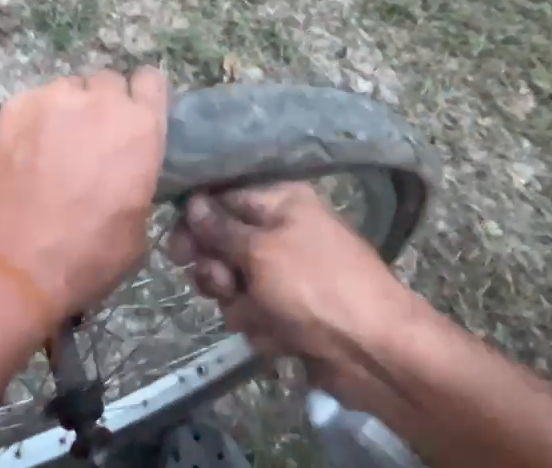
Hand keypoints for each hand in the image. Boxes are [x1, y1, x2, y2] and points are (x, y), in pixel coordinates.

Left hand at [0, 69, 168, 319]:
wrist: (9, 267)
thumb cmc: (85, 256)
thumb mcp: (137, 226)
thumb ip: (136, 178)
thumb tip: (124, 172)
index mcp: (138, 126)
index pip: (151, 81)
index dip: (142, 99)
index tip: (133, 119)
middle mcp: (97, 100)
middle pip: (106, 82)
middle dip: (102, 106)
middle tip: (90, 142)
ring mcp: (49, 99)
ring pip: (65, 91)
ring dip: (64, 113)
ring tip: (50, 150)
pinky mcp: (10, 108)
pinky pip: (29, 105)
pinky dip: (29, 124)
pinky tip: (19, 156)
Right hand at [166, 183, 426, 401]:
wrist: (374, 353)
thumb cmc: (315, 286)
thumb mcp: (260, 250)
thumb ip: (219, 228)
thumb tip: (192, 202)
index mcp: (280, 200)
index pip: (221, 198)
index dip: (195, 222)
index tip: (177, 249)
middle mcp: (281, 231)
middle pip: (221, 244)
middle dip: (217, 270)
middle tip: (223, 284)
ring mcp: (285, 274)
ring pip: (232, 285)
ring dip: (240, 304)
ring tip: (263, 316)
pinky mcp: (289, 312)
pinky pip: (253, 314)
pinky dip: (262, 327)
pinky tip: (282, 337)